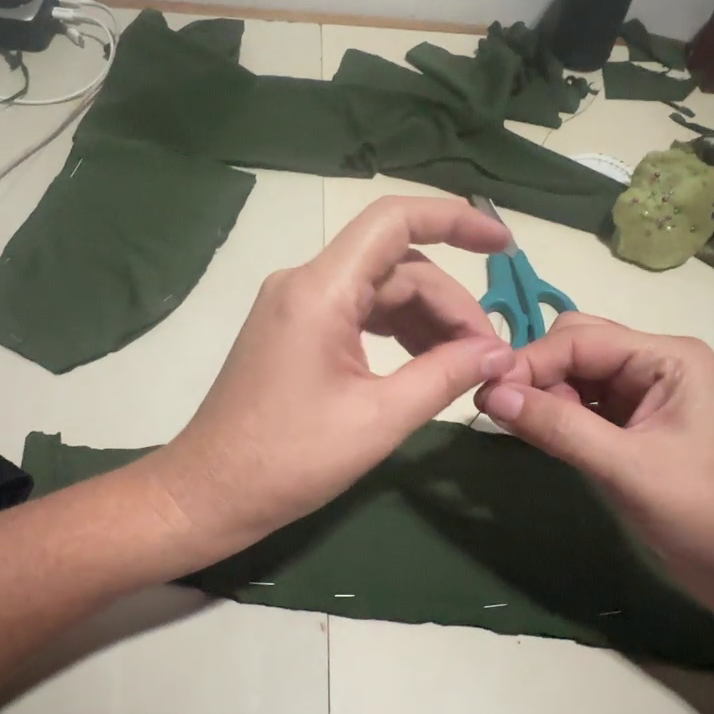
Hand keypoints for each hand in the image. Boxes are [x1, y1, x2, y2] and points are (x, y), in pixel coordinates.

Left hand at [144, 196, 515, 561]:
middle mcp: (304, 283)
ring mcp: (295, 306)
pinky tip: (427, 364)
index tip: (504, 245)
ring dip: (427, 321)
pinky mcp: (293, 331)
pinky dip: (397, 333)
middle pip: (396, 266)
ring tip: (467, 365)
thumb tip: (499, 352)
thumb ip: (445, 376)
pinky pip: (358, 314)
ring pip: (379, 291)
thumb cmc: (289, 460)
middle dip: (450, 303)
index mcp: (320, 290)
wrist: (210, 493)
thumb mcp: (379, 419)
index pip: (394, 222)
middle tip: (490, 356)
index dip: (455, 221)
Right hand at [473, 313, 713, 605]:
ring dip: (544, 395)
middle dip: (537, 373)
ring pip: (575, 376)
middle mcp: (655, 365)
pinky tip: (535, 434)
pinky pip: (583, 406)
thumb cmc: (704, 514)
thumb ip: (558, 427)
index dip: (530, 361)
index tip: (485, 393)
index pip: (581, 339)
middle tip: (500, 410)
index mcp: (668, 358)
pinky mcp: (634, 427)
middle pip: (576, 346)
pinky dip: (556, 416)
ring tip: (513, 425)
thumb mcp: (626, 468)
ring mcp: (645, 396)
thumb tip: (490, 395)